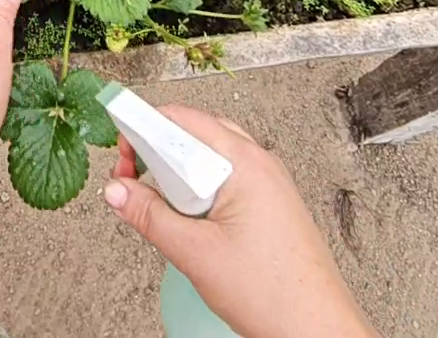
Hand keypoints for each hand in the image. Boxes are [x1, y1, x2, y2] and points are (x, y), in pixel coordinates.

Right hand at [102, 105, 374, 337]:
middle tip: (133, 178)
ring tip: (161, 200)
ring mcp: (269, 183)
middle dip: (158, 150)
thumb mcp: (195, 253)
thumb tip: (117, 190)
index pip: (182, 121)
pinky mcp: (271, 204)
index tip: (121, 150)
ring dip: (179, 170)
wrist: (320, 336)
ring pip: (210, 156)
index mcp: (244, 163)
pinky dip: (200, 187)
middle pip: (195, 134)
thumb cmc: (275, 296)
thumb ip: (149, 216)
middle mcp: (260, 163)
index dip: (144, 130)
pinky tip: (191, 215)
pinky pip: (227, 177)